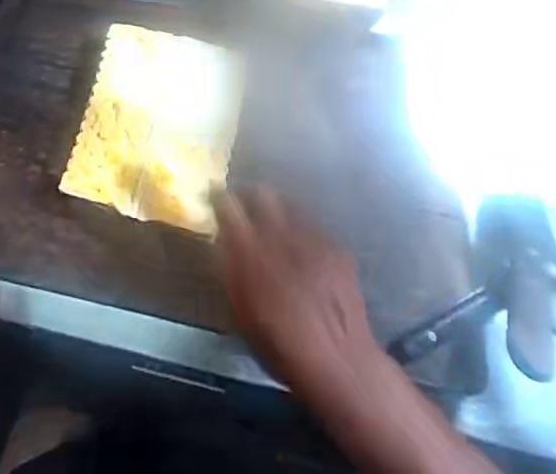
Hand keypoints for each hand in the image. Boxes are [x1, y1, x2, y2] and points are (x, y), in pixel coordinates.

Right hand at [215, 189, 498, 473]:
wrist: (340, 362)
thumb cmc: (281, 344)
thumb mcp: (241, 308)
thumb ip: (230, 268)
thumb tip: (223, 241)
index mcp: (250, 249)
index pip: (228, 206)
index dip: (220, 198)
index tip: (215, 196)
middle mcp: (282, 234)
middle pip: (263, 194)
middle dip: (252, 197)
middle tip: (246, 208)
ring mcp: (313, 237)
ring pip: (291, 207)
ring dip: (280, 213)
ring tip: (277, 229)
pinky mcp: (337, 247)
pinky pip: (313, 227)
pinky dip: (303, 233)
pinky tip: (304, 251)